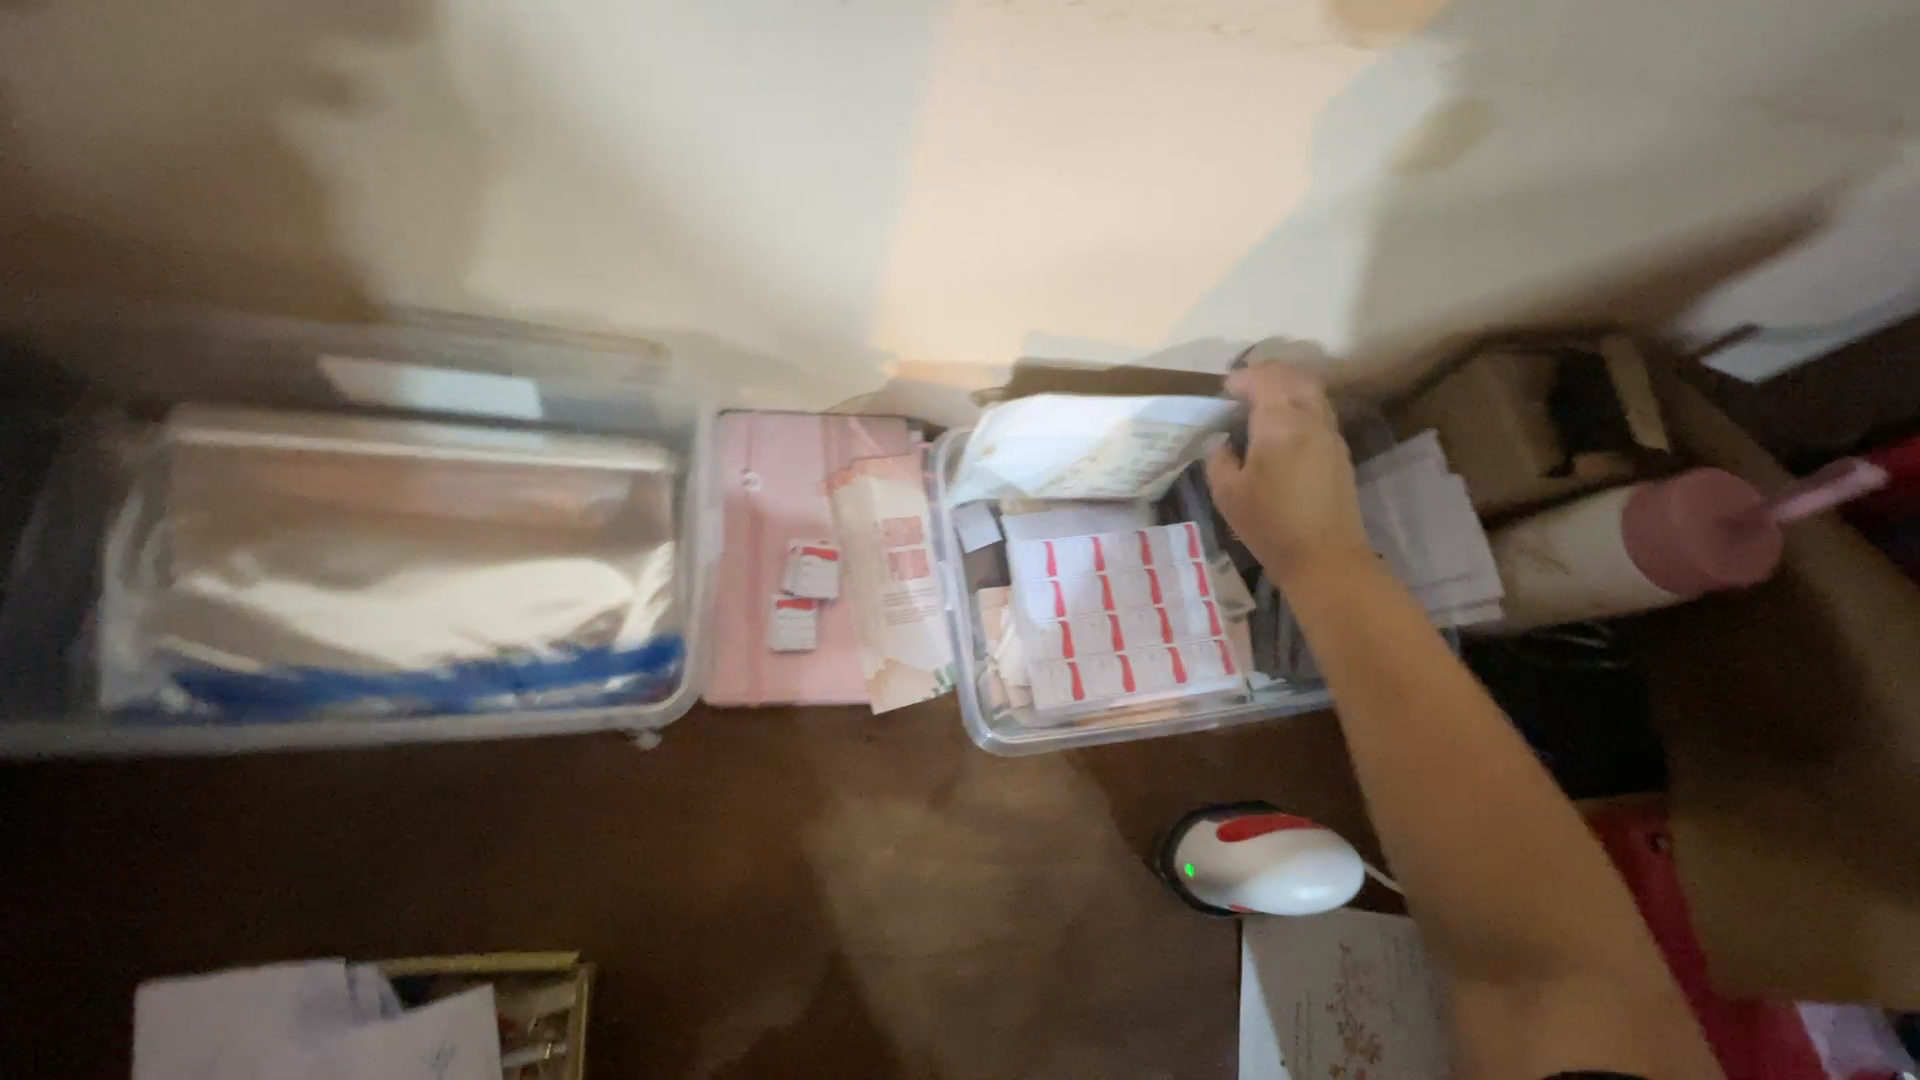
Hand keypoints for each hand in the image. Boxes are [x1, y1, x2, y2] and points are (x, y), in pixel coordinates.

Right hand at [1206, 361, 1373, 582]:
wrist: (1325, 557)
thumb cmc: (1270, 525)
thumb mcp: (1228, 494)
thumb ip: (1219, 460)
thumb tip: (1222, 444)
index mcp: (1280, 424)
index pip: (1263, 380)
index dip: (1242, 378)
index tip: (1223, 389)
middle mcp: (1310, 419)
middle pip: (1293, 377)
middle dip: (1267, 374)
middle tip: (1242, 387)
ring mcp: (1330, 434)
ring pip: (1311, 392)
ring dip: (1286, 387)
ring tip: (1262, 402)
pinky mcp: (1339, 452)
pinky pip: (1318, 412)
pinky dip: (1299, 405)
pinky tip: (1282, 427)